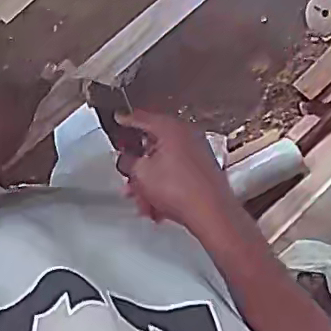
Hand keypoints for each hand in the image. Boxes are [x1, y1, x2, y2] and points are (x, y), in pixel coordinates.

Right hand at [113, 110, 240, 235]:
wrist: (211, 213)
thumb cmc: (180, 189)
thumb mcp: (140, 174)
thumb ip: (127, 162)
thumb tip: (126, 160)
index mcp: (171, 129)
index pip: (143, 118)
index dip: (127, 120)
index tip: (119, 119)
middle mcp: (188, 136)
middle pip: (154, 145)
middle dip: (138, 166)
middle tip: (127, 176)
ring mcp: (198, 154)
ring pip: (165, 164)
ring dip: (149, 182)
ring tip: (141, 201)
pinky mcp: (204, 171)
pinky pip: (177, 175)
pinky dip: (165, 188)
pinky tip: (156, 208)